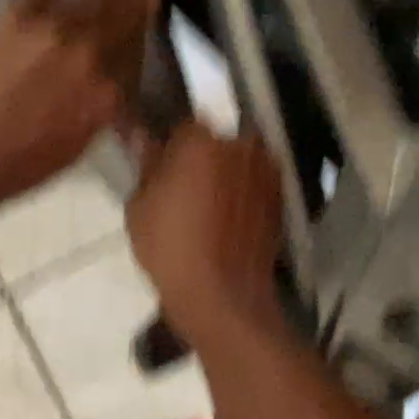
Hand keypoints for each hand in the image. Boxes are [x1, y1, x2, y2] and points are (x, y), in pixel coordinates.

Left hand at [0, 0, 159, 214]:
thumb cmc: (16, 171)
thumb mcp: (72, 150)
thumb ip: (97, 112)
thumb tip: (108, 90)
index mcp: (107, 97)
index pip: (136, 57)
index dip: (137, 41)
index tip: (137, 30)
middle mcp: (92, 58)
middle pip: (127, 14)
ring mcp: (57, 32)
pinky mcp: (20, 17)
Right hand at [127, 122, 284, 331]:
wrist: (221, 293)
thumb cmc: (170, 250)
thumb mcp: (138, 210)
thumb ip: (144, 167)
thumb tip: (144, 139)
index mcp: (200, 139)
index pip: (182, 124)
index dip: (169, 146)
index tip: (159, 168)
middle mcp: (239, 142)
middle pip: (215, 140)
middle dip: (200, 159)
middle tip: (182, 192)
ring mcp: (265, 168)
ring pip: (237, 162)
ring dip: (223, 176)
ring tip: (205, 212)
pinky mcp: (280, 195)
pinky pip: (253, 185)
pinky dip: (241, 196)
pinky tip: (225, 224)